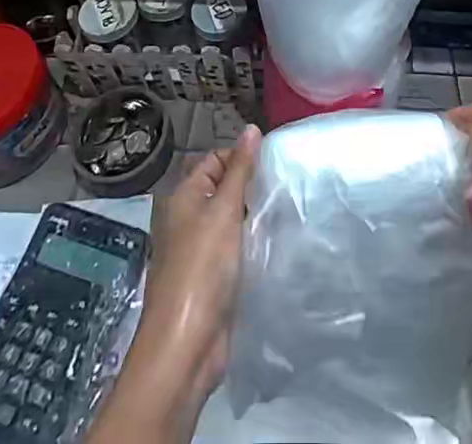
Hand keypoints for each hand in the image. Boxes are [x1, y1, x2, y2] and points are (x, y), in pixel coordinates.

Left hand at [94, 125, 258, 441]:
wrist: (187, 342)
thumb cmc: (202, 267)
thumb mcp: (224, 210)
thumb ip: (240, 170)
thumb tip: (251, 128)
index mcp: (183, 197)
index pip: (214, 160)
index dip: (241, 157)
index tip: (275, 163)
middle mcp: (188, 218)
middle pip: (223, 189)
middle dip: (252, 187)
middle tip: (287, 186)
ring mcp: (199, 250)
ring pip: (231, 221)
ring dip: (254, 217)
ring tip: (288, 211)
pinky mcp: (211, 278)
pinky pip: (235, 249)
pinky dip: (252, 244)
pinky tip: (277, 244)